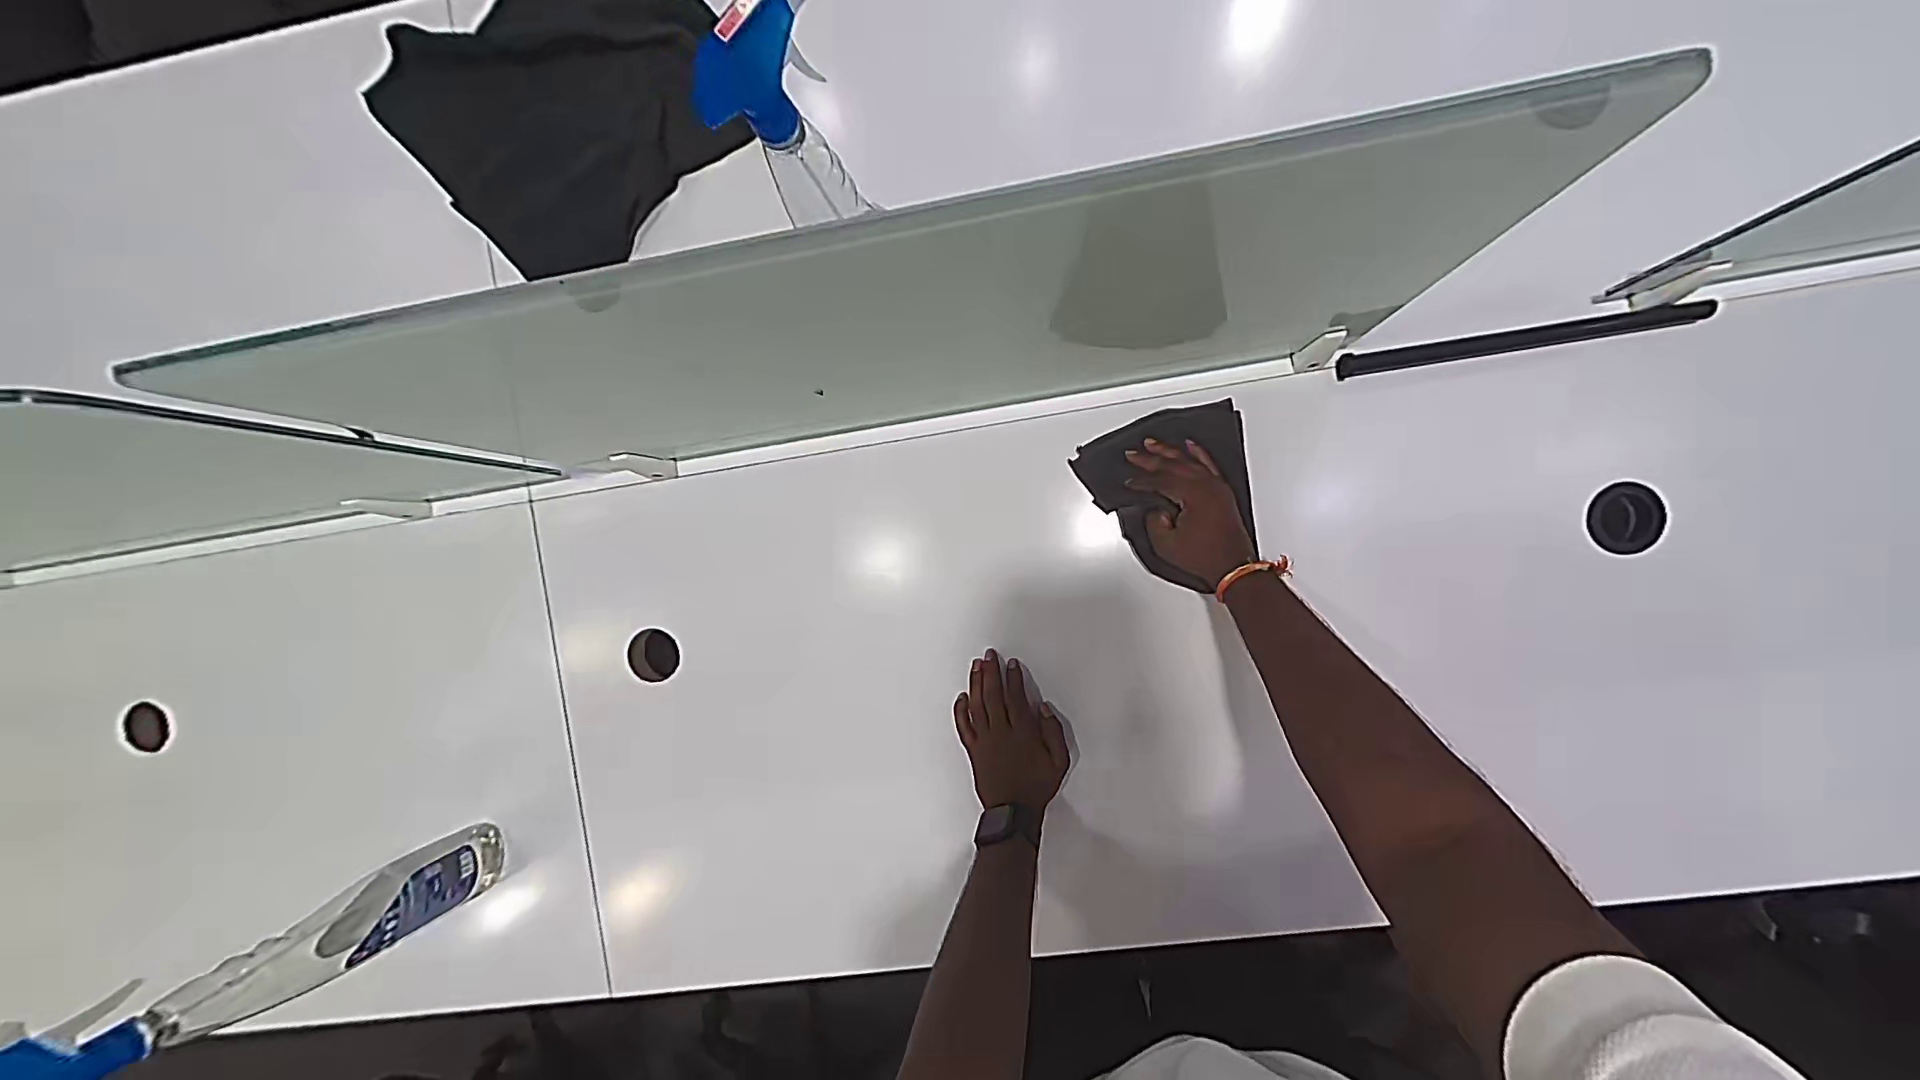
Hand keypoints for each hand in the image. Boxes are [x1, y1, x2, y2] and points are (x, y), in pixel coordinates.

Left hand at [953, 650, 1069, 809]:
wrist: (1013, 812)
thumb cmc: (1036, 787)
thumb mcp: (1059, 761)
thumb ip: (1053, 732)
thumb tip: (1042, 708)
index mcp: (1022, 733)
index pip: (1015, 697)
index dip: (1013, 678)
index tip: (1011, 664)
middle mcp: (1001, 732)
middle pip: (993, 695)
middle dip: (991, 672)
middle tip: (989, 656)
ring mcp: (985, 740)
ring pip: (977, 705)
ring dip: (976, 683)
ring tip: (976, 666)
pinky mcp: (974, 750)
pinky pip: (964, 726)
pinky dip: (961, 710)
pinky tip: (962, 697)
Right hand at [1124, 438, 1256, 589]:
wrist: (1232, 567)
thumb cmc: (1206, 556)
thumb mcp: (1166, 544)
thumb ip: (1155, 521)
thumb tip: (1155, 509)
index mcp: (1193, 494)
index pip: (1161, 480)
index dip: (1141, 481)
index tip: (1130, 482)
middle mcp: (1207, 485)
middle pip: (1173, 465)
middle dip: (1150, 459)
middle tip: (1133, 454)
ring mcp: (1216, 487)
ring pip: (1188, 460)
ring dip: (1169, 451)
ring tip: (1153, 444)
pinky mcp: (1222, 492)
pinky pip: (1208, 464)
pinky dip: (1197, 453)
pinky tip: (1189, 446)